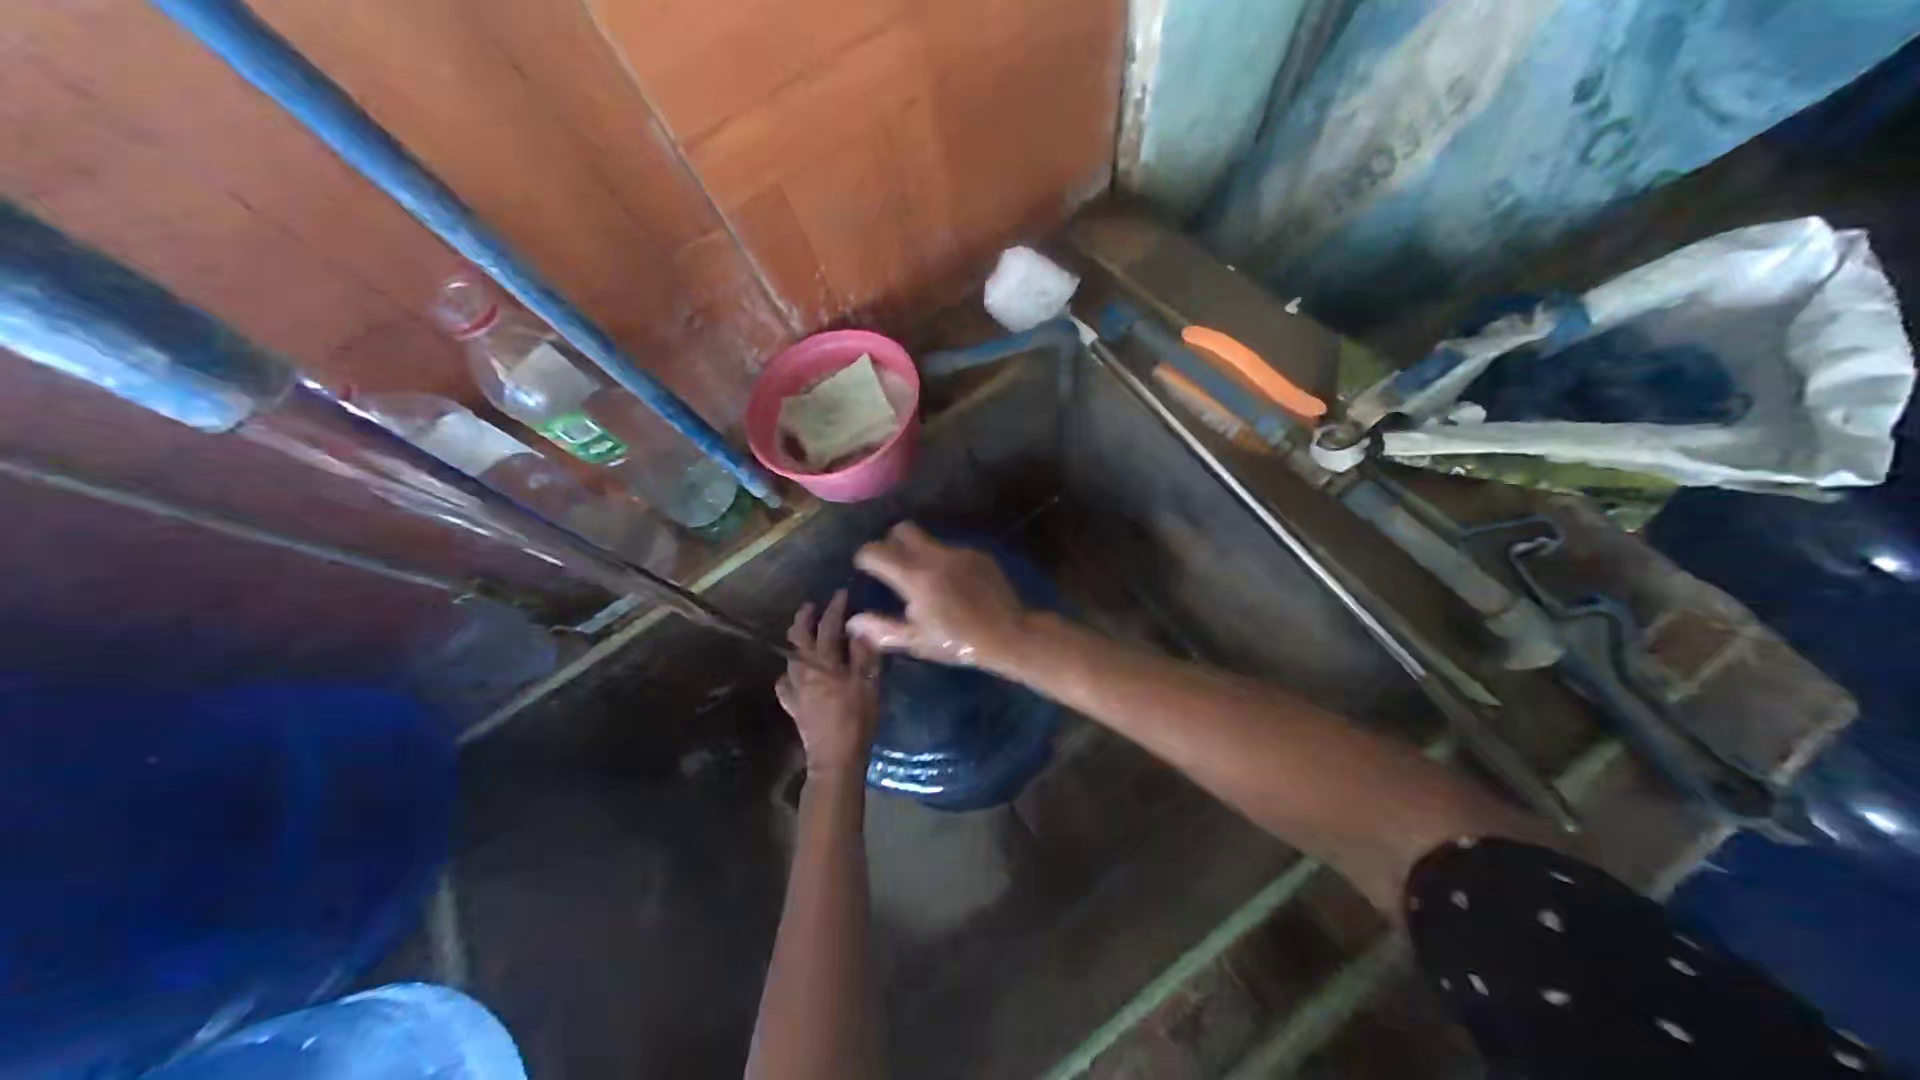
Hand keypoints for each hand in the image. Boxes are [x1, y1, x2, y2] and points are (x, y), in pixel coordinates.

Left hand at [776, 589, 880, 775]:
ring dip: (796, 641)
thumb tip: (860, 627)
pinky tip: (793, 675)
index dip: (835, 608)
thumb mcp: (868, 684)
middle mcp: (805, 670)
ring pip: (791, 657)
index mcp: (826, 662)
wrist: (835, 757)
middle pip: (799, 637)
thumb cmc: (857, 719)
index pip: (829, 627)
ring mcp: (796, 689)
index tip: (842, 593)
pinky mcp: (793, 706)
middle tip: (811, 606)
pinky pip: (785, 683)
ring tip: (803, 635)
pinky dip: (789, 673)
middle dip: (804, 618)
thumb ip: (864, 655)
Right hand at [846, 522, 1031, 670]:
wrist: (1009, 635)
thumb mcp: (917, 641)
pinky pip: (952, 551)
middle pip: (903, 530)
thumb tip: (852, 621)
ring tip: (927, 582)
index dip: (865, 557)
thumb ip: (882, 629)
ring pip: (929, 541)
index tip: (865, 567)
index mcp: (915, 578)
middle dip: (892, 541)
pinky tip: (954, 586)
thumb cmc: (958, 643)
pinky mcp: (979, 555)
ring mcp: (960, 553)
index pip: (877, 551)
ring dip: (920, 554)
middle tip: (892, 564)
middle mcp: (936, 557)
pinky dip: (945, 562)